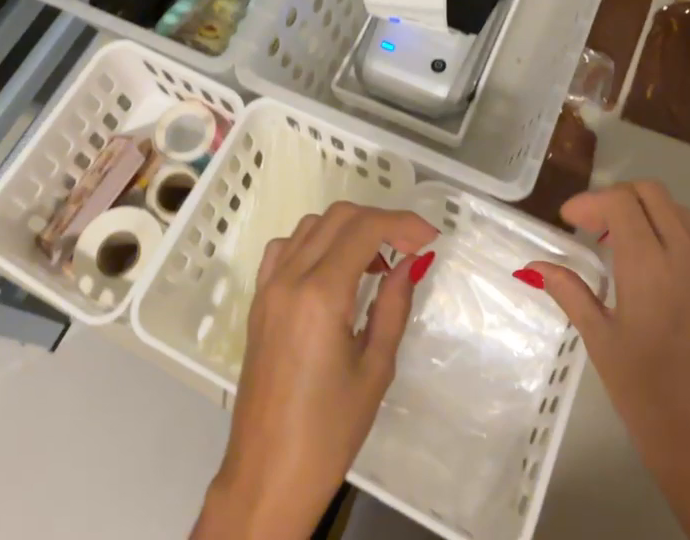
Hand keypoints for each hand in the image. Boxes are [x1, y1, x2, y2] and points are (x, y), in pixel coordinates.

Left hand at [194, 202, 438, 538]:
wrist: (269, 470)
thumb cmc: (330, 431)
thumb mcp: (375, 369)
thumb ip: (392, 307)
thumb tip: (409, 264)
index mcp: (319, 295)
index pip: (364, 229)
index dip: (402, 224)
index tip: (431, 239)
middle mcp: (288, 279)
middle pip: (336, 218)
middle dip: (379, 221)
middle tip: (410, 249)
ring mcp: (267, 288)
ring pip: (309, 227)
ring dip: (347, 230)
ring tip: (377, 264)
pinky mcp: (258, 302)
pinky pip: (284, 250)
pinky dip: (314, 244)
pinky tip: (335, 272)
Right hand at [526, 181, 689, 539]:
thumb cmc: (652, 402)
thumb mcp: (602, 345)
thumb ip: (571, 294)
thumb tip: (535, 266)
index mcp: (651, 266)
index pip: (621, 202)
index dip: (589, 202)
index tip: (566, 223)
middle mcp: (688, 258)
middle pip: (654, 195)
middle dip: (616, 198)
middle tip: (588, 229)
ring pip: (680, 214)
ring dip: (645, 213)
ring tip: (615, 248)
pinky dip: (667, 236)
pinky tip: (646, 276)